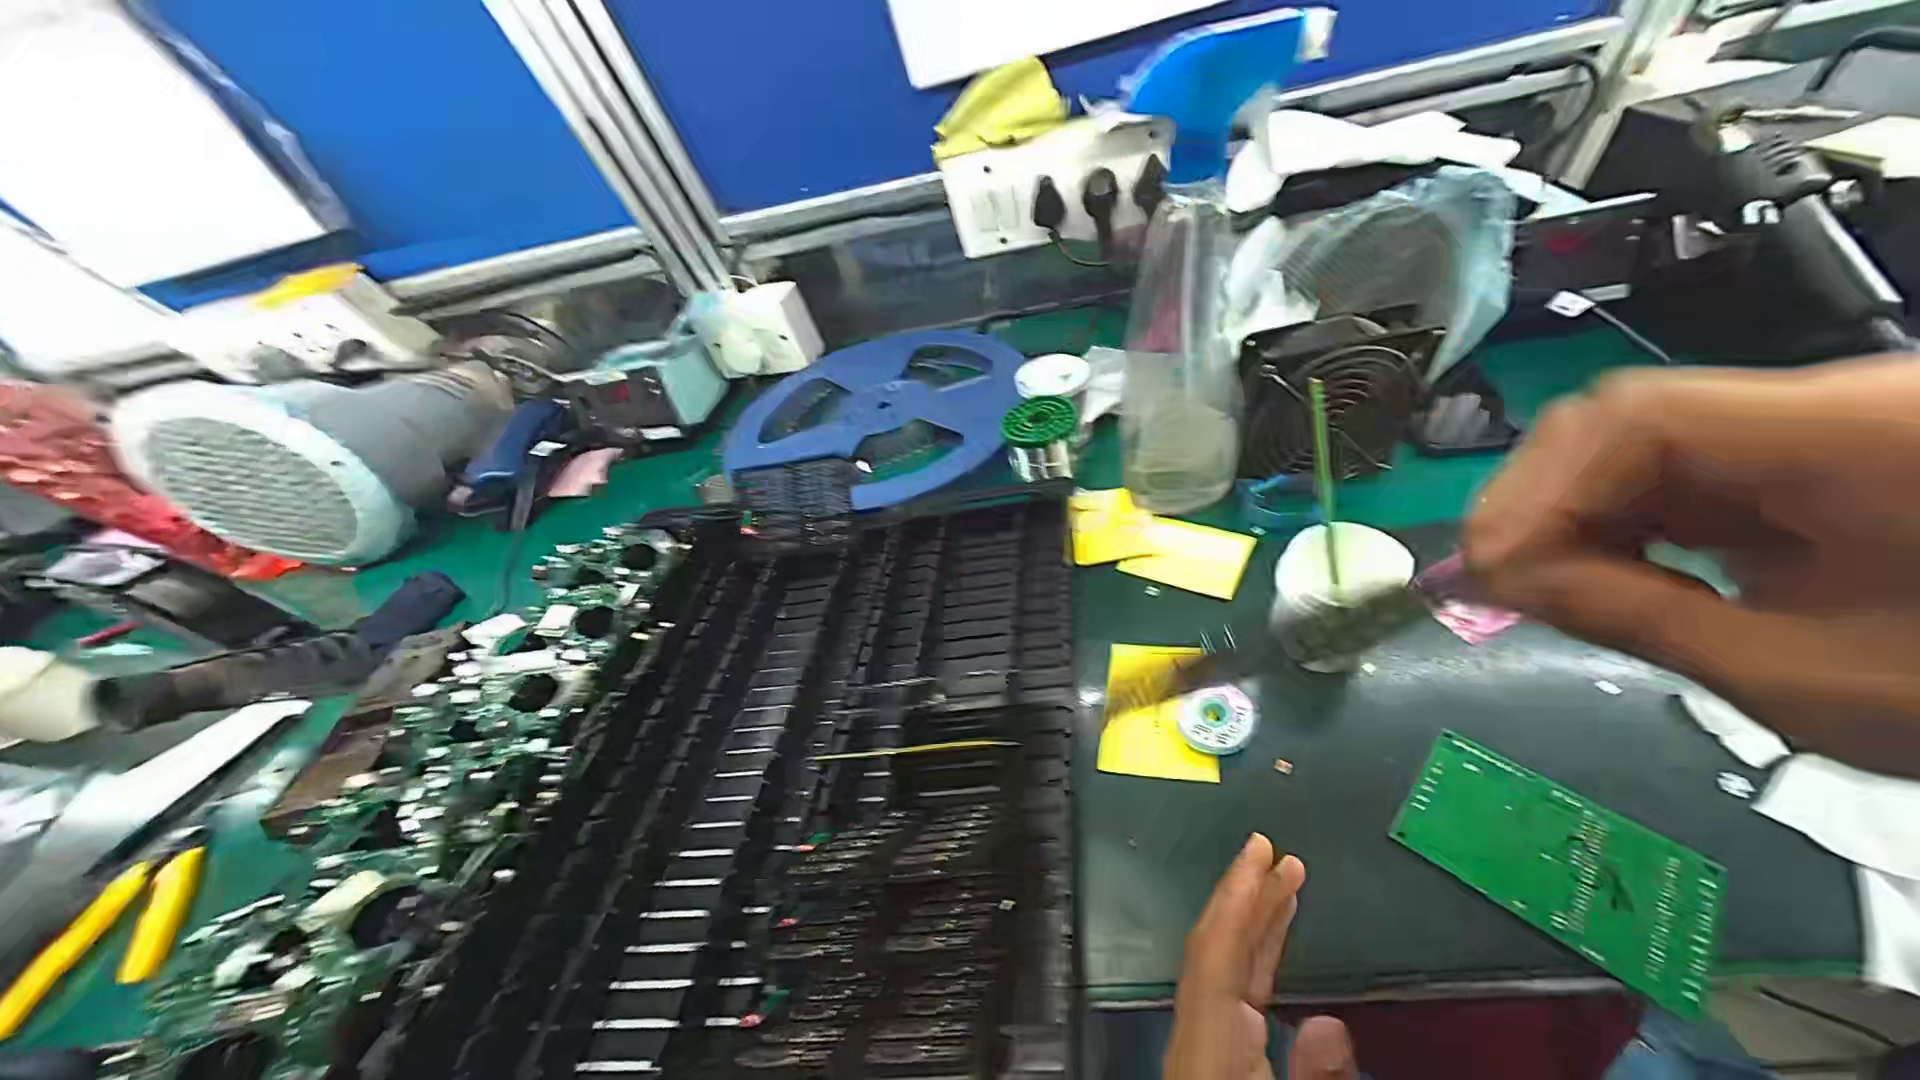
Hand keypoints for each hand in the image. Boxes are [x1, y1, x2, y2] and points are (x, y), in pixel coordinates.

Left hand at [1165, 834, 1355, 1079]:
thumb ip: (1315, 1078)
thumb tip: (1332, 1024)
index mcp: (1206, 1042)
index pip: (1217, 950)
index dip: (1236, 894)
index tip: (1258, 850)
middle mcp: (1198, 1027)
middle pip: (1218, 944)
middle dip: (1245, 892)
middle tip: (1273, 849)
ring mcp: (1204, 1035)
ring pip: (1228, 962)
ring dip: (1256, 917)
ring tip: (1286, 877)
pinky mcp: (1215, 1048)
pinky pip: (1236, 986)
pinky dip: (1257, 953)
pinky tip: (1275, 933)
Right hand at [1465, 359, 1919, 773]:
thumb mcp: (1805, 679)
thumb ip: (1631, 616)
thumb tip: (1492, 580)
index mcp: (1860, 436)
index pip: (1635, 417)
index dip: (1537, 487)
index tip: (1491, 568)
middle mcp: (1833, 408)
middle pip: (1620, 424)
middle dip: (1540, 505)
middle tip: (1503, 582)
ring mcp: (1819, 431)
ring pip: (1633, 449)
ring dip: (1571, 516)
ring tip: (1551, 586)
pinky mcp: (1810, 461)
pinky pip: (1675, 474)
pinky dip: (1620, 523)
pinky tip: (1611, 571)